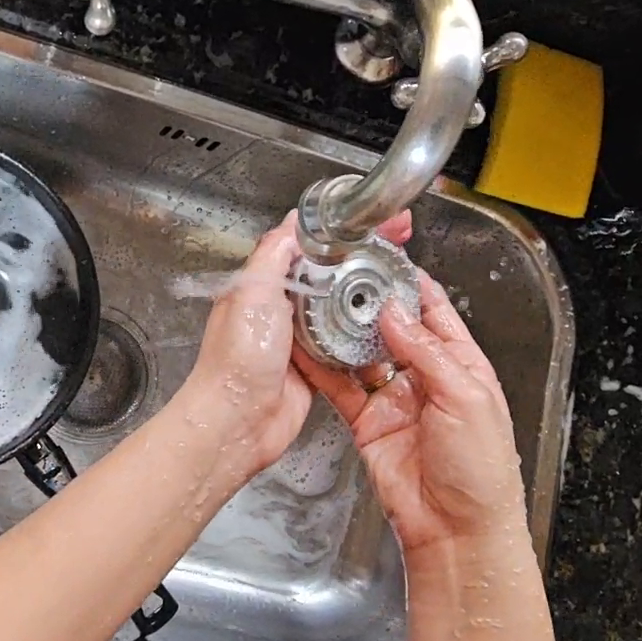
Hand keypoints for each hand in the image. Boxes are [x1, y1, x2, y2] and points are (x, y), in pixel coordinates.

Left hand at [169, 211, 413, 482]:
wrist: (238, 420)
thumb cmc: (237, 357)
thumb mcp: (253, 290)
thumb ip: (273, 254)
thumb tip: (293, 220)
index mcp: (262, 285)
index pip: (307, 248)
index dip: (341, 232)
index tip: (374, 220)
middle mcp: (279, 309)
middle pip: (328, 276)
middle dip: (363, 258)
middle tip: (400, 241)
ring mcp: (298, 340)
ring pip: (340, 309)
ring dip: (368, 295)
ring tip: (404, 275)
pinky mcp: (315, 369)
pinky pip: (345, 346)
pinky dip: (366, 335)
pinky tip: (391, 322)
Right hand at [295, 271, 525, 553]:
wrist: (455, 529)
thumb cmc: (481, 471)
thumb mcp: (464, 399)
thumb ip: (427, 353)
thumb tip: (394, 314)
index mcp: (460, 364)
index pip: (433, 312)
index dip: (410, 286)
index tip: (384, 262)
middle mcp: (424, 376)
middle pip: (390, 329)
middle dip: (367, 305)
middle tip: (340, 282)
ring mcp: (392, 397)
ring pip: (360, 354)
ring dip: (341, 333)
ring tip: (318, 307)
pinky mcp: (365, 420)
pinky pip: (340, 387)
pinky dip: (322, 369)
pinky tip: (307, 350)